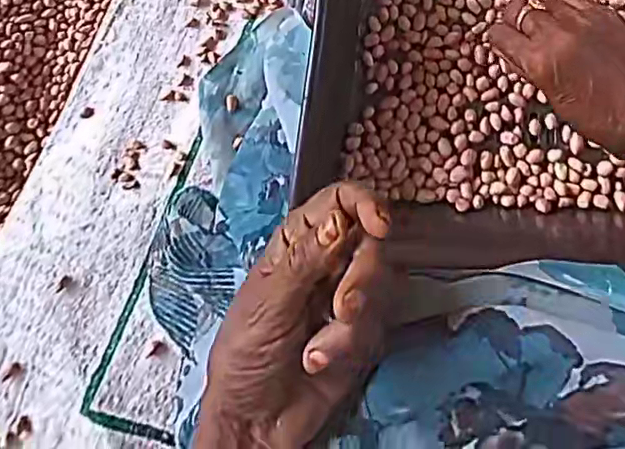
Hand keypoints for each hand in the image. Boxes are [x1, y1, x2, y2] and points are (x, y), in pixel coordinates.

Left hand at [196, 183, 395, 448]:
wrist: (252, 424)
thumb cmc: (245, 354)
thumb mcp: (267, 303)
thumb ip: (305, 260)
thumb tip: (338, 219)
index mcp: (297, 240)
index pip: (339, 200)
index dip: (364, 202)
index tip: (379, 223)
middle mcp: (327, 258)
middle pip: (369, 239)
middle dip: (363, 273)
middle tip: (344, 307)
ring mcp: (345, 293)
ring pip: (379, 280)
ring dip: (352, 319)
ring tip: (318, 348)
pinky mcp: (360, 330)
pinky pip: (376, 322)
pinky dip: (348, 344)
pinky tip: (318, 360)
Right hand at [487, 0, 624, 186]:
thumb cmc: (598, 116)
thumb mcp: (550, 96)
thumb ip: (527, 66)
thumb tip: (509, 48)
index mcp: (538, 61)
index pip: (499, 33)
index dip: (497, 36)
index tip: (500, 39)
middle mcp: (557, 35)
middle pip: (519, 10)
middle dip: (516, 21)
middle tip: (521, 31)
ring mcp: (581, 21)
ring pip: (544, 0)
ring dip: (541, 12)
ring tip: (547, 27)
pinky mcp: (602, 13)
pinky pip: (572, 0)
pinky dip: (566, 9)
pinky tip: (570, 23)